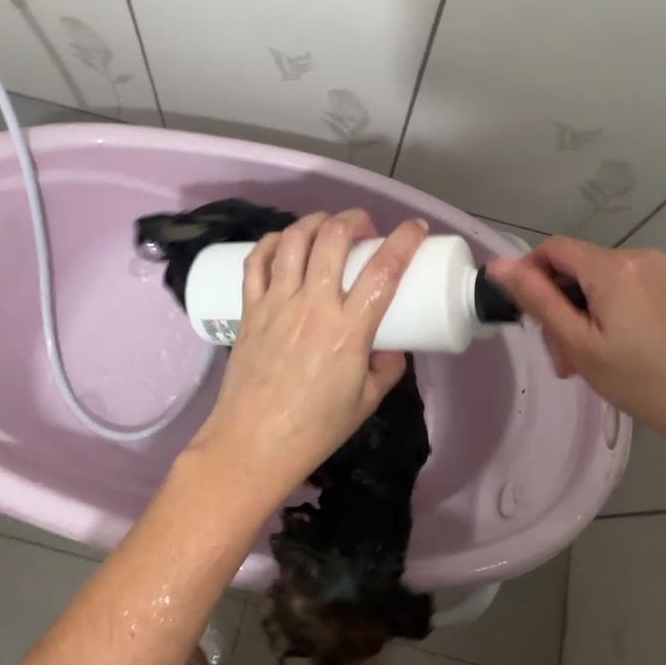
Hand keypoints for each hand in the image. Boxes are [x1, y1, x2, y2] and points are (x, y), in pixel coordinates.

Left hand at [185, 209, 428, 503]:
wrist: (252, 445)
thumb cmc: (314, 429)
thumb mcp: (367, 402)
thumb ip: (387, 367)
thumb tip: (393, 343)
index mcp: (348, 331)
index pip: (384, 270)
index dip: (405, 240)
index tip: (416, 228)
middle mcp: (312, 307)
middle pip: (333, 238)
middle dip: (354, 219)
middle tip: (365, 228)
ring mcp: (276, 304)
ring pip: (293, 240)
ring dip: (316, 222)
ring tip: (328, 227)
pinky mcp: (248, 309)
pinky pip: (256, 261)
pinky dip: (272, 242)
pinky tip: (284, 242)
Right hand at [486, 237, 665, 447]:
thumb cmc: (640, 380)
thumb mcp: (579, 343)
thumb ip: (538, 299)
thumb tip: (499, 264)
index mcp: (612, 266)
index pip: (553, 249)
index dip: (530, 275)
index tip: (528, 317)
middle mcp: (636, 256)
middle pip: (576, 268)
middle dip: (558, 306)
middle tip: (559, 357)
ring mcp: (658, 272)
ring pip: (598, 283)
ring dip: (581, 315)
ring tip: (583, 364)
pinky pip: (622, 290)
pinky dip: (606, 314)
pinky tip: (611, 353)